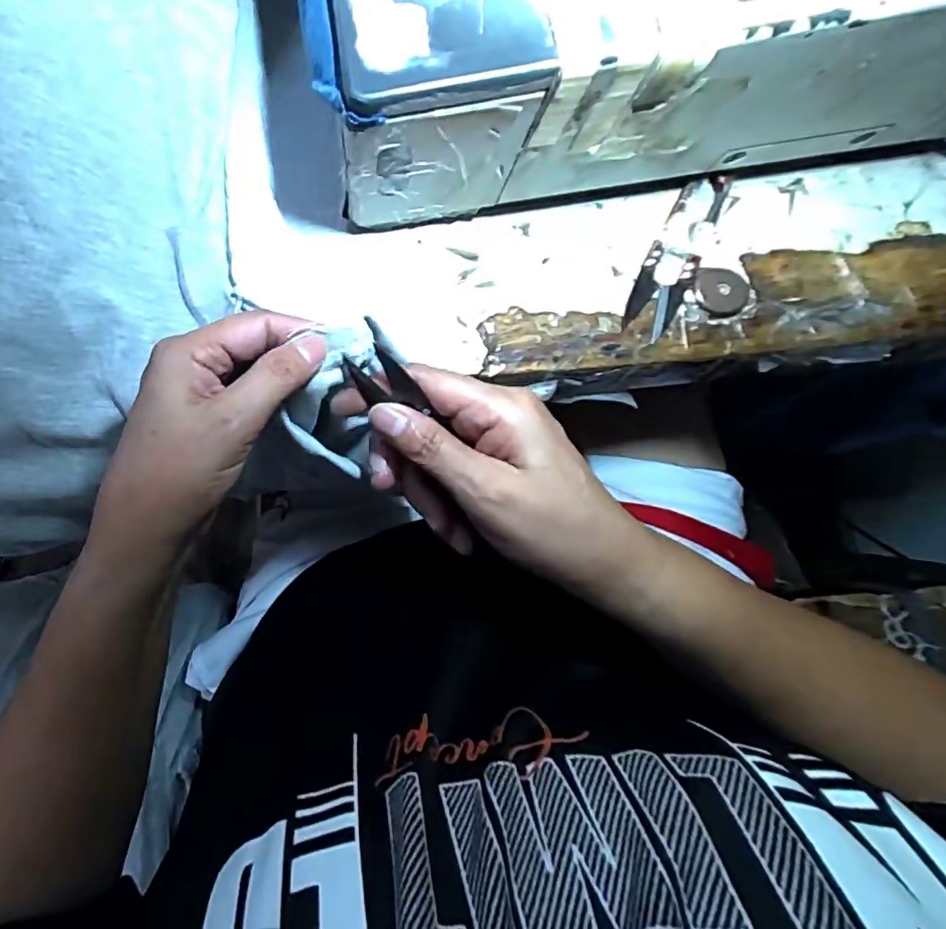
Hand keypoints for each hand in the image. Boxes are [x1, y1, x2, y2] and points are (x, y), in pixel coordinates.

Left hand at [93, 312, 325, 553]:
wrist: (146, 530)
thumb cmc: (184, 470)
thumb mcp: (234, 418)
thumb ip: (277, 375)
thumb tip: (318, 342)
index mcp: (187, 350)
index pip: (254, 324)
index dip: (299, 329)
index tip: (342, 344)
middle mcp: (189, 360)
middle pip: (252, 341)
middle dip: (294, 350)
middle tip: (339, 365)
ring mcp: (195, 387)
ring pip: (250, 366)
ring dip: (286, 372)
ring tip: (327, 381)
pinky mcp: (204, 413)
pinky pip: (244, 390)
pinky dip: (272, 392)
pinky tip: (299, 400)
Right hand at [340, 367, 652, 586]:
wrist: (604, 567)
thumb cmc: (551, 528)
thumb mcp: (484, 490)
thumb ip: (430, 447)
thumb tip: (380, 408)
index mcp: (498, 405)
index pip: (424, 378)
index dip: (379, 390)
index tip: (341, 412)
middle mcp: (495, 411)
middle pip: (423, 420)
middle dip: (409, 463)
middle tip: (395, 494)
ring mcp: (497, 436)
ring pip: (433, 452)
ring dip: (430, 493)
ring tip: (451, 530)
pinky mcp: (497, 460)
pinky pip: (453, 471)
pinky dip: (448, 502)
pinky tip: (463, 532)